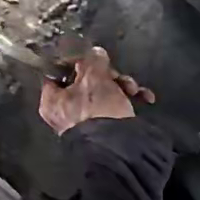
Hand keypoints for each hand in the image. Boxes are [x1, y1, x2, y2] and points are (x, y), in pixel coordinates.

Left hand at [38, 47, 154, 134]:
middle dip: (109, 77)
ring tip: (135, 90)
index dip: (77, 62)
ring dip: (124, 86)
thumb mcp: (95, 77)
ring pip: (106, 93)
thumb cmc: (98, 110)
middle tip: (120, 78)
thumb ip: (94, 61)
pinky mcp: (109, 129)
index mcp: (53, 101)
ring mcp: (89, 122)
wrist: (121, 146)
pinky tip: (145, 98)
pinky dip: (131, 101)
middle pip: (87, 82)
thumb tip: (96, 52)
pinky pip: (118, 108)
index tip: (93, 58)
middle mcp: (67, 113)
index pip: (59, 73)